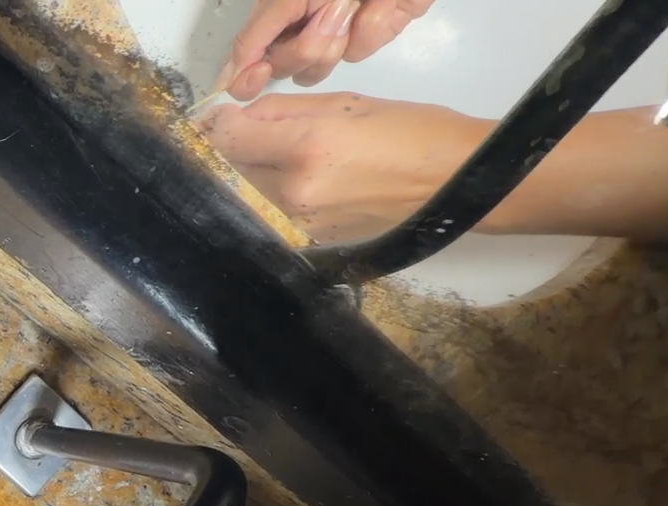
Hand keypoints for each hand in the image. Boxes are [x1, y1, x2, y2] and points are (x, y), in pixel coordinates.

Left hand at [201, 93, 487, 241]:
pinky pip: (268, 209)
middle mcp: (291, 191)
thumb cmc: (409, 133)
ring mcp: (293, 220)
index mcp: (307, 149)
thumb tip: (236, 116)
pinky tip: (306, 181)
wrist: (450, 183)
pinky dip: (274, 193)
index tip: (217, 119)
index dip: (219, 127)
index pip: (232, 140)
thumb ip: (284, 111)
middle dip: (243, 149)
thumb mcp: (347, 105)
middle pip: (236, 167)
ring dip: (258, 173)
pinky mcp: (299, 237)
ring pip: (248, 191)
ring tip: (296, 158)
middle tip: (265, 136)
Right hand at [220, 0, 433, 100]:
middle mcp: (297, 37)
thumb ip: (251, 39)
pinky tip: (379, 4)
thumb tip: (222, 84)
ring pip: (317, 71)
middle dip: (303, 48)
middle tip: (328, 10)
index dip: (246, 81)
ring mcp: (334, 39)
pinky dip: (371, 26)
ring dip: (336, 39)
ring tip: (353, 4)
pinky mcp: (370, 35)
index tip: (259, 74)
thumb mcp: (283, 0)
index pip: (243, 70)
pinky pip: (361, 51)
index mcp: (273, 25)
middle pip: (281, 74)